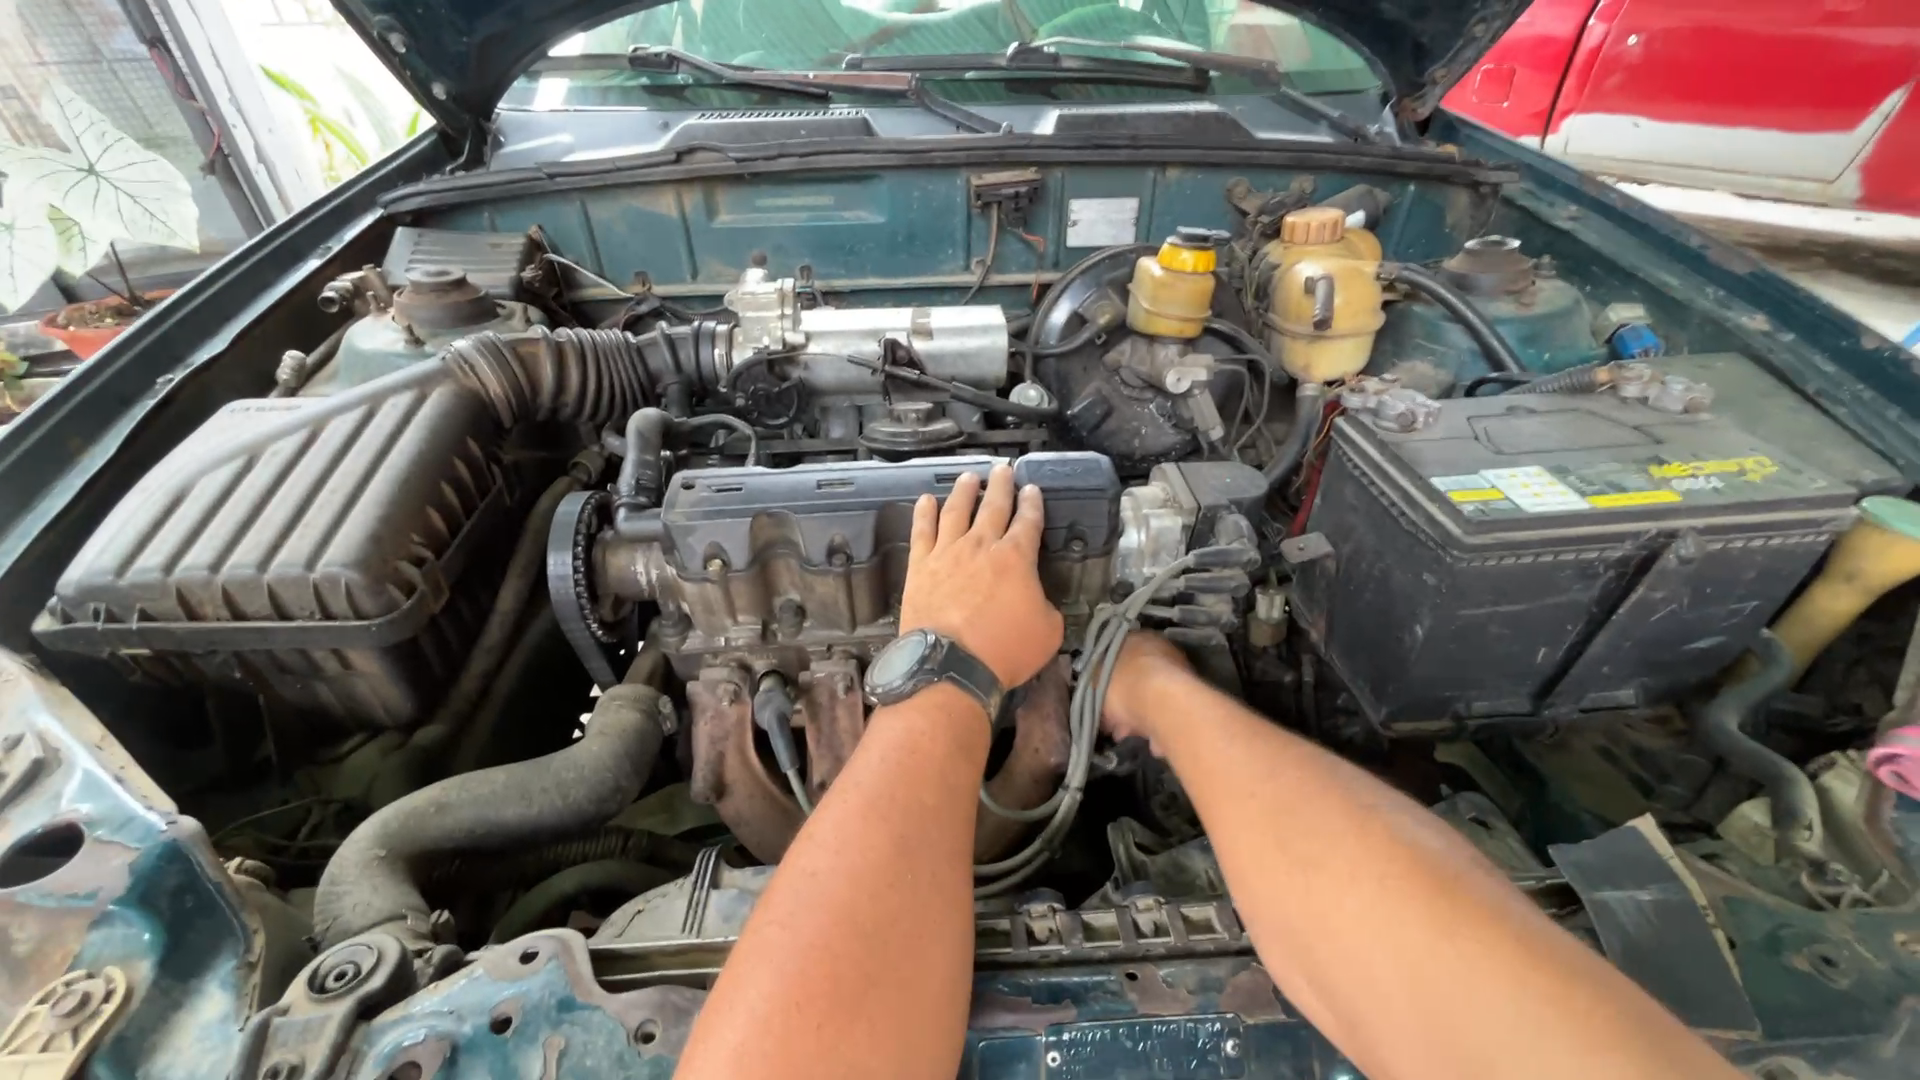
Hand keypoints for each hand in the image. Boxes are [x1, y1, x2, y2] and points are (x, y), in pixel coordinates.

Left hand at [899, 464, 1062, 688]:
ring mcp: (947, 552)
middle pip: (993, 506)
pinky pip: (922, 531)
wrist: (949, 665)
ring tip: (968, 476)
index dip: (1032, 503)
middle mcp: (981, 546)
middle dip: (1001, 485)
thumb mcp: (1047, 631)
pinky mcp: (920, 565)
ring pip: (956, 510)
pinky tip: (925, 500)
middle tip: (1003, 469)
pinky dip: (924, 513)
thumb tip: (1036, 598)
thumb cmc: (1004, 651)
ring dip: (964, 491)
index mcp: (1016, 558)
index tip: (1032, 489)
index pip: (1028, 521)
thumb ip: (1045, 605)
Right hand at [1100, 631, 1193, 747]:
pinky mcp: (1190, 697)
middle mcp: (1159, 649)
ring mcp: (1177, 672)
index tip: (1098, 697)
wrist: (1164, 704)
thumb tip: (1095, 685)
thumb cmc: (1122, 684)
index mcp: (1135, 637)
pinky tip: (1148, 740)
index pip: (1115, 654)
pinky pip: (1165, 712)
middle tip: (1111, 721)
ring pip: (1150, 696)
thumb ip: (1093, 680)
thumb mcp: (1094, 681)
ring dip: (1138, 716)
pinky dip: (1156, 725)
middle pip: (1134, 677)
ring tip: (1126, 735)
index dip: (1104, 678)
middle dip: (1122, 700)